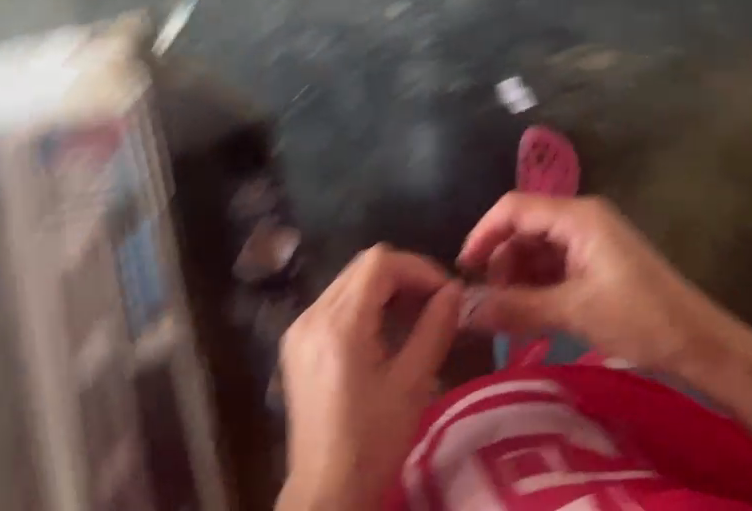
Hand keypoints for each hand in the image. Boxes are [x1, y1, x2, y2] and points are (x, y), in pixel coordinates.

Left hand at [278, 245, 460, 510]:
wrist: (327, 490)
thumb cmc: (374, 442)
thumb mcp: (412, 384)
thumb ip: (435, 328)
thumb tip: (455, 290)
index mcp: (339, 323)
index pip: (379, 263)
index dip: (418, 268)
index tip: (446, 292)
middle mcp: (312, 314)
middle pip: (362, 267)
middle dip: (403, 277)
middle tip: (436, 303)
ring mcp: (299, 328)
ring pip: (347, 282)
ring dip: (384, 290)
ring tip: (415, 318)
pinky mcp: (296, 343)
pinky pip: (333, 304)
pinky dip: (363, 306)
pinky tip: (384, 332)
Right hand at [458, 194, 742, 374]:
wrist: (703, 346)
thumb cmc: (640, 319)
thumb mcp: (573, 312)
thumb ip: (516, 307)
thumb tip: (465, 309)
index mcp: (577, 216)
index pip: (513, 208)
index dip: (483, 234)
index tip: (464, 270)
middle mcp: (581, 219)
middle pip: (523, 228)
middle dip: (501, 262)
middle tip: (489, 302)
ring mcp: (591, 241)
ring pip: (537, 250)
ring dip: (518, 279)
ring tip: (509, 315)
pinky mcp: (598, 264)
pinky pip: (555, 266)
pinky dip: (538, 287)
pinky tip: (531, 316)